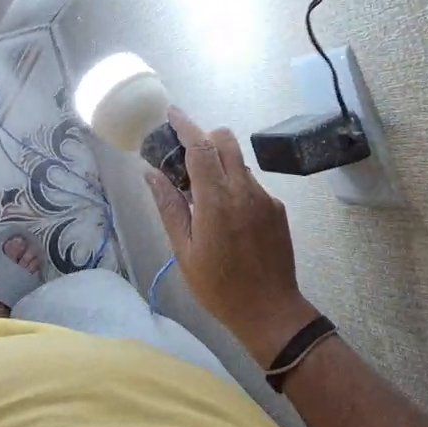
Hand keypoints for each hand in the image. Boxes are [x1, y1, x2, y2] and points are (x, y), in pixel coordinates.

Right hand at [146, 106, 320, 364]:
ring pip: (239, 161)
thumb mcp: (184, 250)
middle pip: (225, 141)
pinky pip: (251, 183)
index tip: (171, 114)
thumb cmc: (219, 287)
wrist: (271, 312)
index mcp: (216, 200)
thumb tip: (150, 173)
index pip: (200, 147)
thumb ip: (168, 206)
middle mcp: (244, 190)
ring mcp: (264, 198)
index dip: (185, 125)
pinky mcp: (277, 208)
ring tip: (203, 192)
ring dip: (219, 163)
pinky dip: (234, 184)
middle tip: (185, 156)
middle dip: (204, 137)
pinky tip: (227, 216)